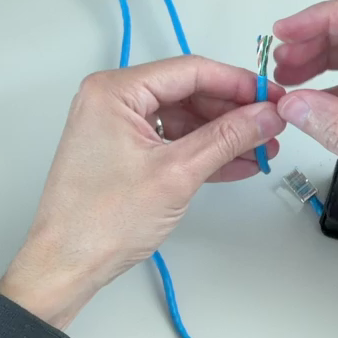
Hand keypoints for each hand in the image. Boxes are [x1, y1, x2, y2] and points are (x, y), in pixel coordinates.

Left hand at [0, 55, 284, 328]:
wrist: (67, 266)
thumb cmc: (99, 223)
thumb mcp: (176, 174)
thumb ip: (226, 139)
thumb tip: (264, 116)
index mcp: (114, 92)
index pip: (190, 71)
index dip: (237, 84)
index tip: (270, 97)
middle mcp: (111, 102)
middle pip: (188, 94)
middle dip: (232, 113)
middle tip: (270, 126)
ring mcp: (116, 128)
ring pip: (183, 120)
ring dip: (222, 136)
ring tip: (261, 150)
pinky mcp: (122, 154)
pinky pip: (171, 142)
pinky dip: (202, 153)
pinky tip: (236, 163)